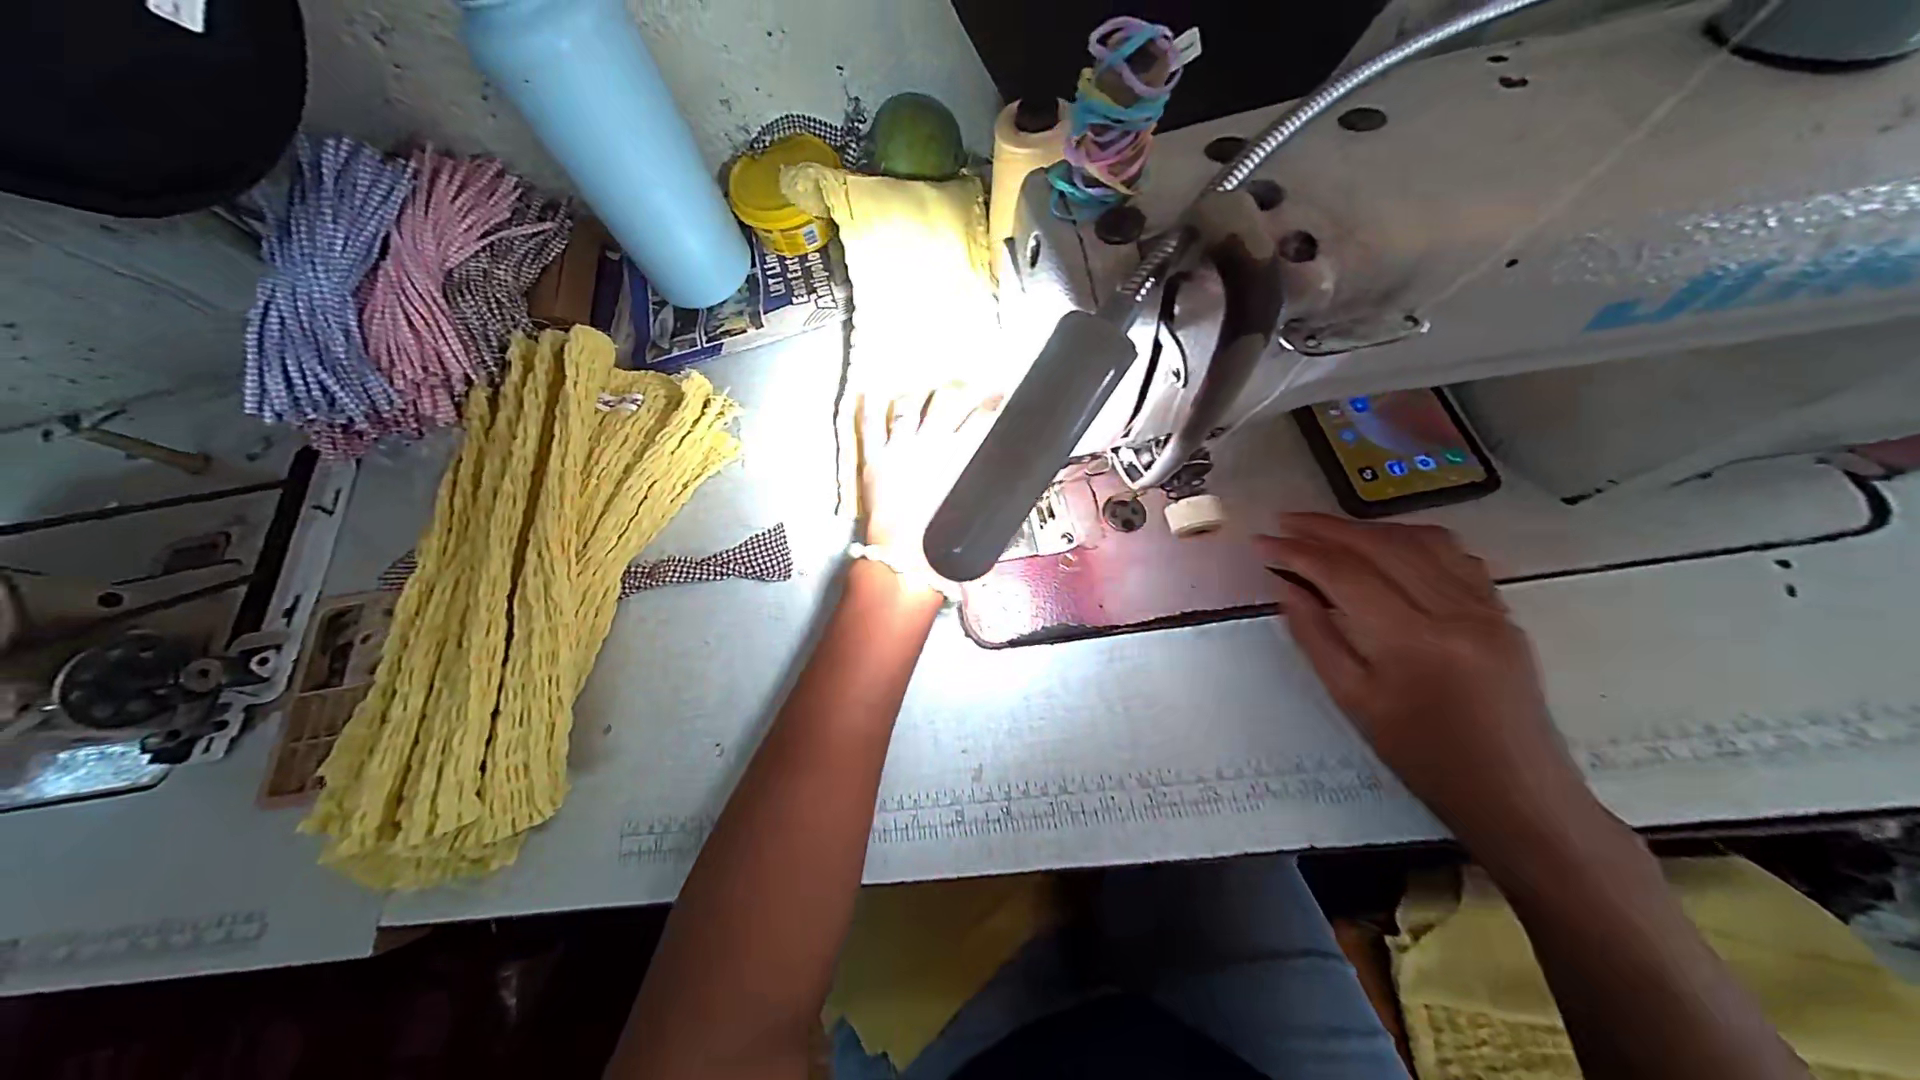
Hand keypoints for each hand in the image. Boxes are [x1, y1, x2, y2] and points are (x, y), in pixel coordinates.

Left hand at [856, 386, 999, 578]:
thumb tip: (1006, 501)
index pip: (983, 417)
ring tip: (918, 391)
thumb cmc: (944, 536)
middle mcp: (933, 443)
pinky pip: (871, 425)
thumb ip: (991, 499)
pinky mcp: (875, 458)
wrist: (908, 550)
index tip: (999, 394)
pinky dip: (868, 407)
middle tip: (958, 386)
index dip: (993, 403)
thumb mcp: (977, 513)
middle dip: (954, 391)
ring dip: (915, 397)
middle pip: (945, 403)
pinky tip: (867, 394)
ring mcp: (902, 447)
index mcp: (963, 454)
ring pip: (909, 408)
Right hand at [1255, 513, 1593, 842]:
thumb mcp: (1353, 701)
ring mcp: (1485, 606)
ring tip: (1326, 529)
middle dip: (1326, 528)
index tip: (1261, 543)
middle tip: (1284, 522)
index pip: (1344, 573)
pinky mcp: (1502, 611)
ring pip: (1421, 540)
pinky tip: (1385, 544)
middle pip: (1381, 545)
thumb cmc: (1422, 757)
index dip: (1297, 551)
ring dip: (1367, 527)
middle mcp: (1454, 610)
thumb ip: (1316, 636)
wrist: (1514, 794)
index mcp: (1412, 640)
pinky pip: (1454, 556)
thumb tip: (1286, 587)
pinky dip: (1411, 539)